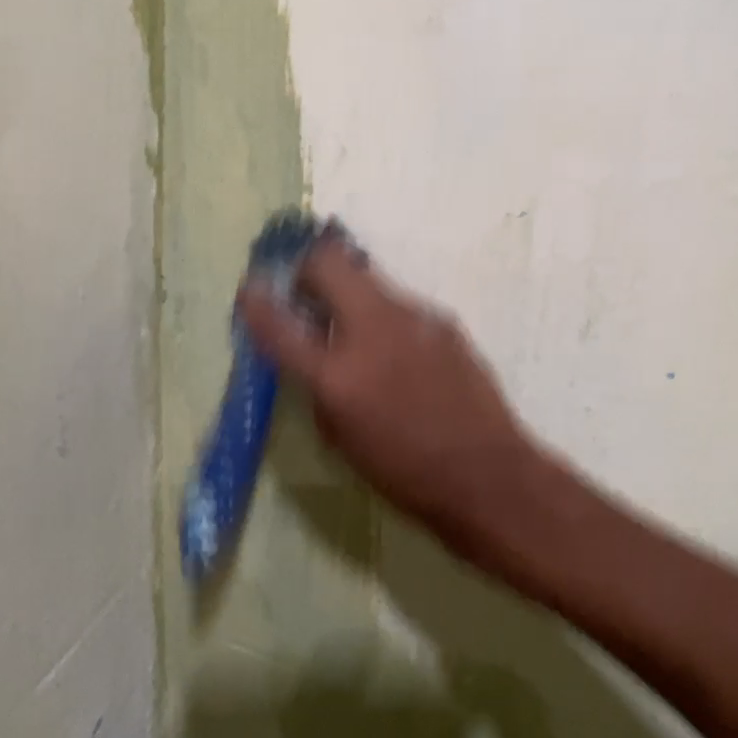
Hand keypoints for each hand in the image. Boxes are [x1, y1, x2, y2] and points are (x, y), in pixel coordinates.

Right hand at [238, 236, 549, 560]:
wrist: (488, 476)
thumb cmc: (405, 474)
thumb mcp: (341, 439)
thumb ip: (317, 387)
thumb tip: (312, 355)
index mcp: (337, 376)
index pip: (278, 323)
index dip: (254, 301)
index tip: (249, 290)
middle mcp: (373, 331)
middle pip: (328, 261)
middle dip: (308, 269)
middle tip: (306, 295)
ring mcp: (415, 319)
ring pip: (368, 280)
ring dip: (350, 296)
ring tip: (356, 334)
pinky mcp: (444, 322)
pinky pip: (400, 306)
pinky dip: (385, 319)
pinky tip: (398, 356)